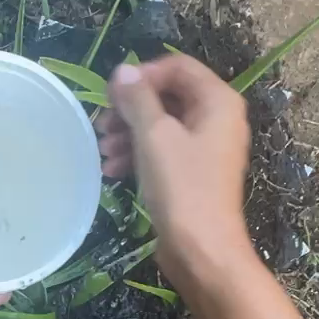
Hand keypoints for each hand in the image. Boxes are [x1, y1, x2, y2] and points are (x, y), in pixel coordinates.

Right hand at [98, 56, 256, 287]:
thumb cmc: (183, 190)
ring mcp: (205, 151)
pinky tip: (112, 171)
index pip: (177, 68)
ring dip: (129, 136)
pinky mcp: (192, 178)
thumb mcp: (155, 137)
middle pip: (167, 98)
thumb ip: (137, 100)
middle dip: (131, 111)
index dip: (141, 76)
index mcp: (217, 101)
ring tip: (103, 154)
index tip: (110, 96)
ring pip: (162, 129)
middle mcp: (216, 120)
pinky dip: (138, 158)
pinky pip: (163, 155)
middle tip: (100, 127)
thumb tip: (121, 71)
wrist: (202, 251)